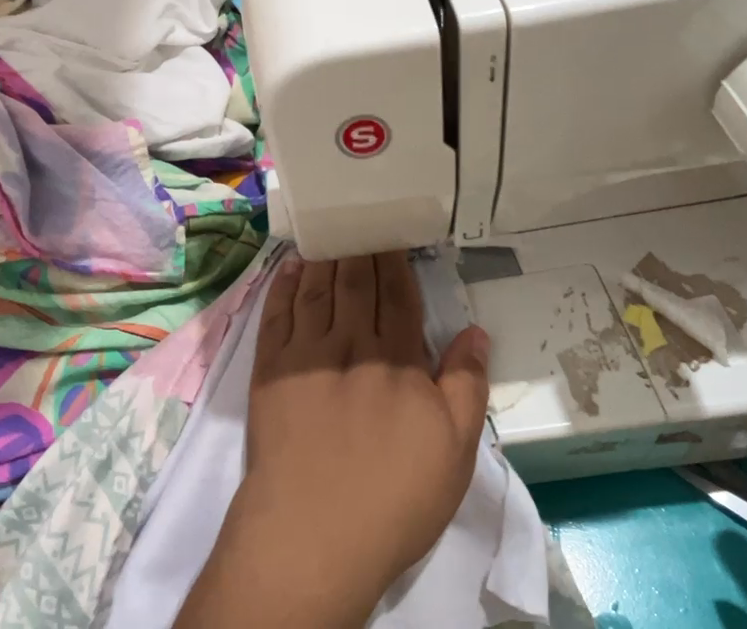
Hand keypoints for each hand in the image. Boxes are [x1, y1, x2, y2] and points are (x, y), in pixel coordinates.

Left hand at [175, 252, 491, 628]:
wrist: (314, 529)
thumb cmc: (395, 497)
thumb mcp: (456, 449)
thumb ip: (466, 384)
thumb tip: (476, 331)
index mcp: (397, 359)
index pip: (398, 297)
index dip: (396, 263)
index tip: (393, 234)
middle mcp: (350, 344)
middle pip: (356, 285)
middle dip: (361, 249)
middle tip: (360, 218)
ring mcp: (305, 354)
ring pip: (317, 291)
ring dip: (325, 259)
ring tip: (329, 231)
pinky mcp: (270, 370)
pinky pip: (277, 315)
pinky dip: (285, 287)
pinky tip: (292, 268)